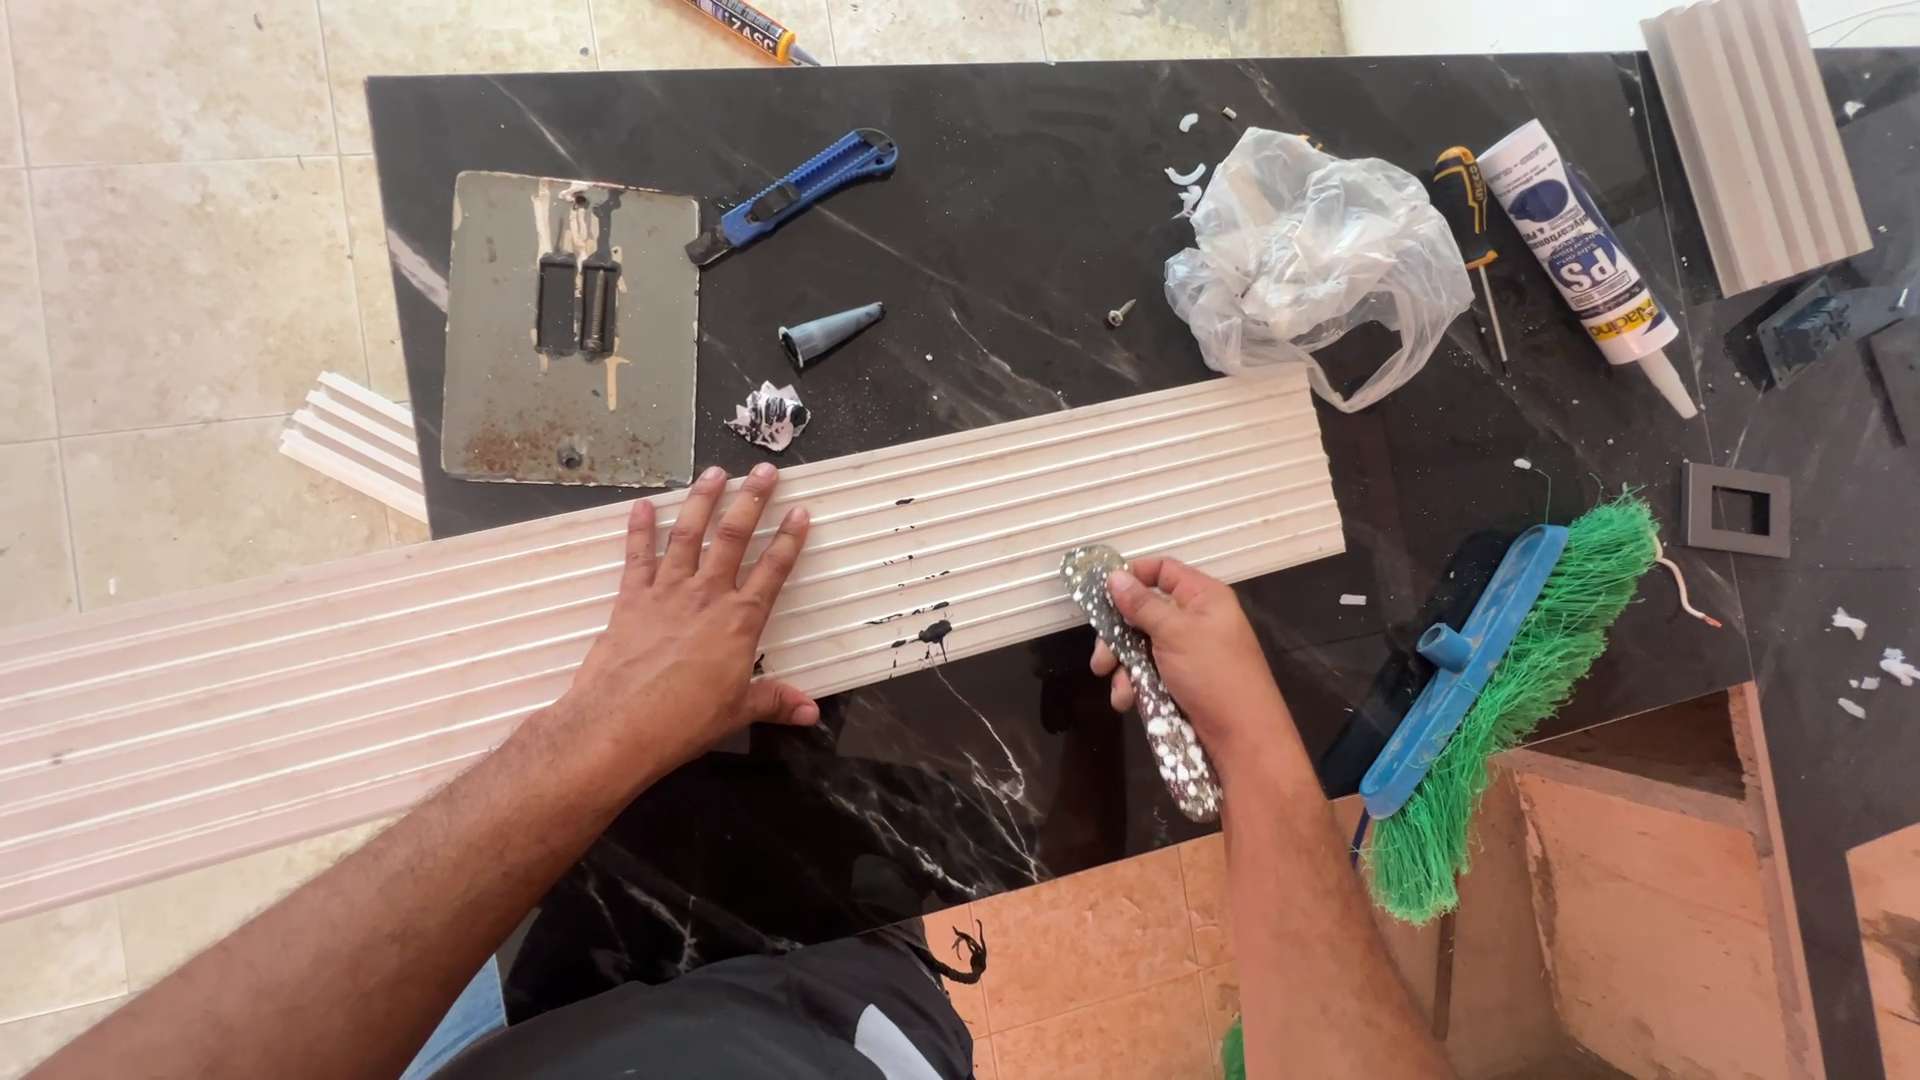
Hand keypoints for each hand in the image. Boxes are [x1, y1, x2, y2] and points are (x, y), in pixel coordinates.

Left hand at [537, 463, 816, 792]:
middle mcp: (708, 595)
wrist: (620, 724)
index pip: (773, 570)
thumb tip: (811, 713)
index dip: (790, 540)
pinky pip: (637, 556)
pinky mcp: (632, 598)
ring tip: (715, 472)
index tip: (800, 512)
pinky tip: (645, 505)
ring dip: (703, 501)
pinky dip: (641, 529)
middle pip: (734, 537)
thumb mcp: (738, 711)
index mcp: (740, 620)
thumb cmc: (686, 719)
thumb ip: (776, 701)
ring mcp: (668, 592)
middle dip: (752, 500)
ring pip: (690, 535)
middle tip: (765, 471)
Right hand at [1089, 557, 1302, 786]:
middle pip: (1143, 612)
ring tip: (1115, 685)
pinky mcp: (1179, 681)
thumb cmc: (1214, 674)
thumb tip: (1114, 576)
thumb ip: (1141, 604)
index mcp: (1203, 598)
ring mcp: (1186, 652)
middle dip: (1117, 634)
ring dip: (1122, 664)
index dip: (1133, 576)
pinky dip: (1133, 684)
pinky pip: (1147, 673)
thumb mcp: (1175, 633)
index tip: (1103, 592)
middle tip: (1102, 656)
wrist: (1243, 739)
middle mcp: (1194, 620)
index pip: (1163, 571)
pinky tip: (1126, 700)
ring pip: (1139, 646)